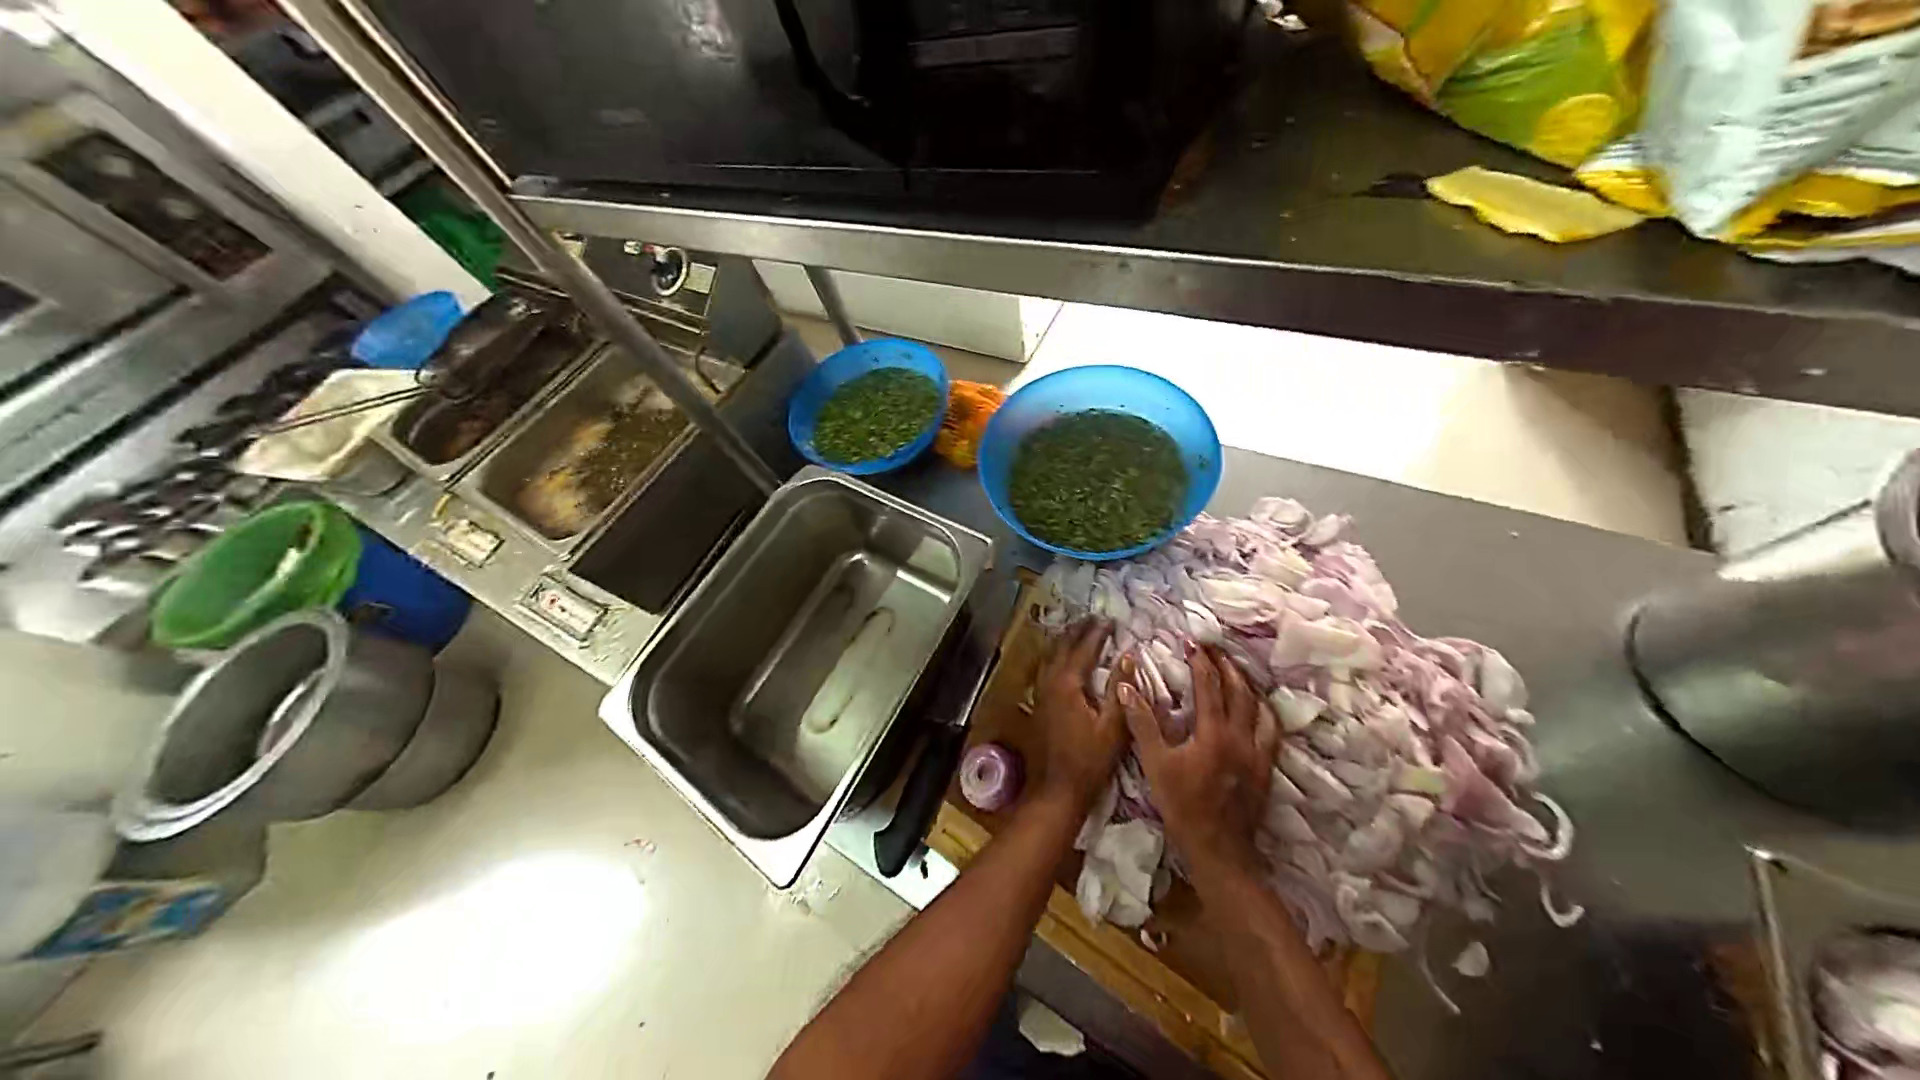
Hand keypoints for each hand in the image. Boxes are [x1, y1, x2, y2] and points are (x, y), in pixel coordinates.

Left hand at [1034, 619, 1126, 806]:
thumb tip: (1128, 656)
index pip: (1083, 649)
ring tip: (1081, 630)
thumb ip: (1120, 689)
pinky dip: (1058, 655)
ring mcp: (1041, 693)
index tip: (1111, 620)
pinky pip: (1047, 668)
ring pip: (1051, 656)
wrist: (1059, 788)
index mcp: (1067, 684)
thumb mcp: (1113, 726)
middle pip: (1062, 647)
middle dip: (1078, 630)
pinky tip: (1065, 659)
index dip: (1098, 633)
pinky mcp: (1040, 703)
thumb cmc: (1091, 760)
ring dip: (1066, 641)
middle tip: (1095, 618)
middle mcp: (1049, 682)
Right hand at [1120, 645, 1277, 883]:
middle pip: (1238, 690)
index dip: (1200, 661)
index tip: (1191, 642)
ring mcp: (1258, 752)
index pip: (1208, 685)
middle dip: (1226, 665)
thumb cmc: (1181, 805)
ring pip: (1259, 707)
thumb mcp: (1154, 763)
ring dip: (1246, 684)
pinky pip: (1271, 730)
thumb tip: (1125, 687)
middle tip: (1215, 648)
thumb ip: (1142, 723)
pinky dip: (1264, 711)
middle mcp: (1241, 736)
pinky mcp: (1266, 767)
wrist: (1218, 848)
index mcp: (1213, 732)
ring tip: (1236, 670)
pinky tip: (1258, 708)